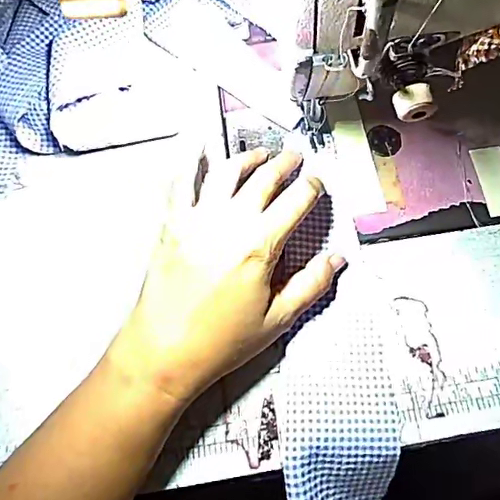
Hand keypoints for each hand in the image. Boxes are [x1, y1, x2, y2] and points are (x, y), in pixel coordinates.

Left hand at [102, 149, 342, 408]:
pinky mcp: (172, 224)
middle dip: (283, 163)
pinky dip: (190, 161)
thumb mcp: (276, 321)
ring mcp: (197, 220)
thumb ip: (310, 285)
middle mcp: (228, 224)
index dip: (311, 187)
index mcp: (258, 247)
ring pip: (226, 172)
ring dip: (245, 158)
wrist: (164, 351)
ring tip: (257, 155)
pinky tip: (198, 149)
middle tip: (292, 158)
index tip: (316, 183)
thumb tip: (335, 261)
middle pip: (263, 179)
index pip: (295, 201)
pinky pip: (182, 182)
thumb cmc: (217, 341)